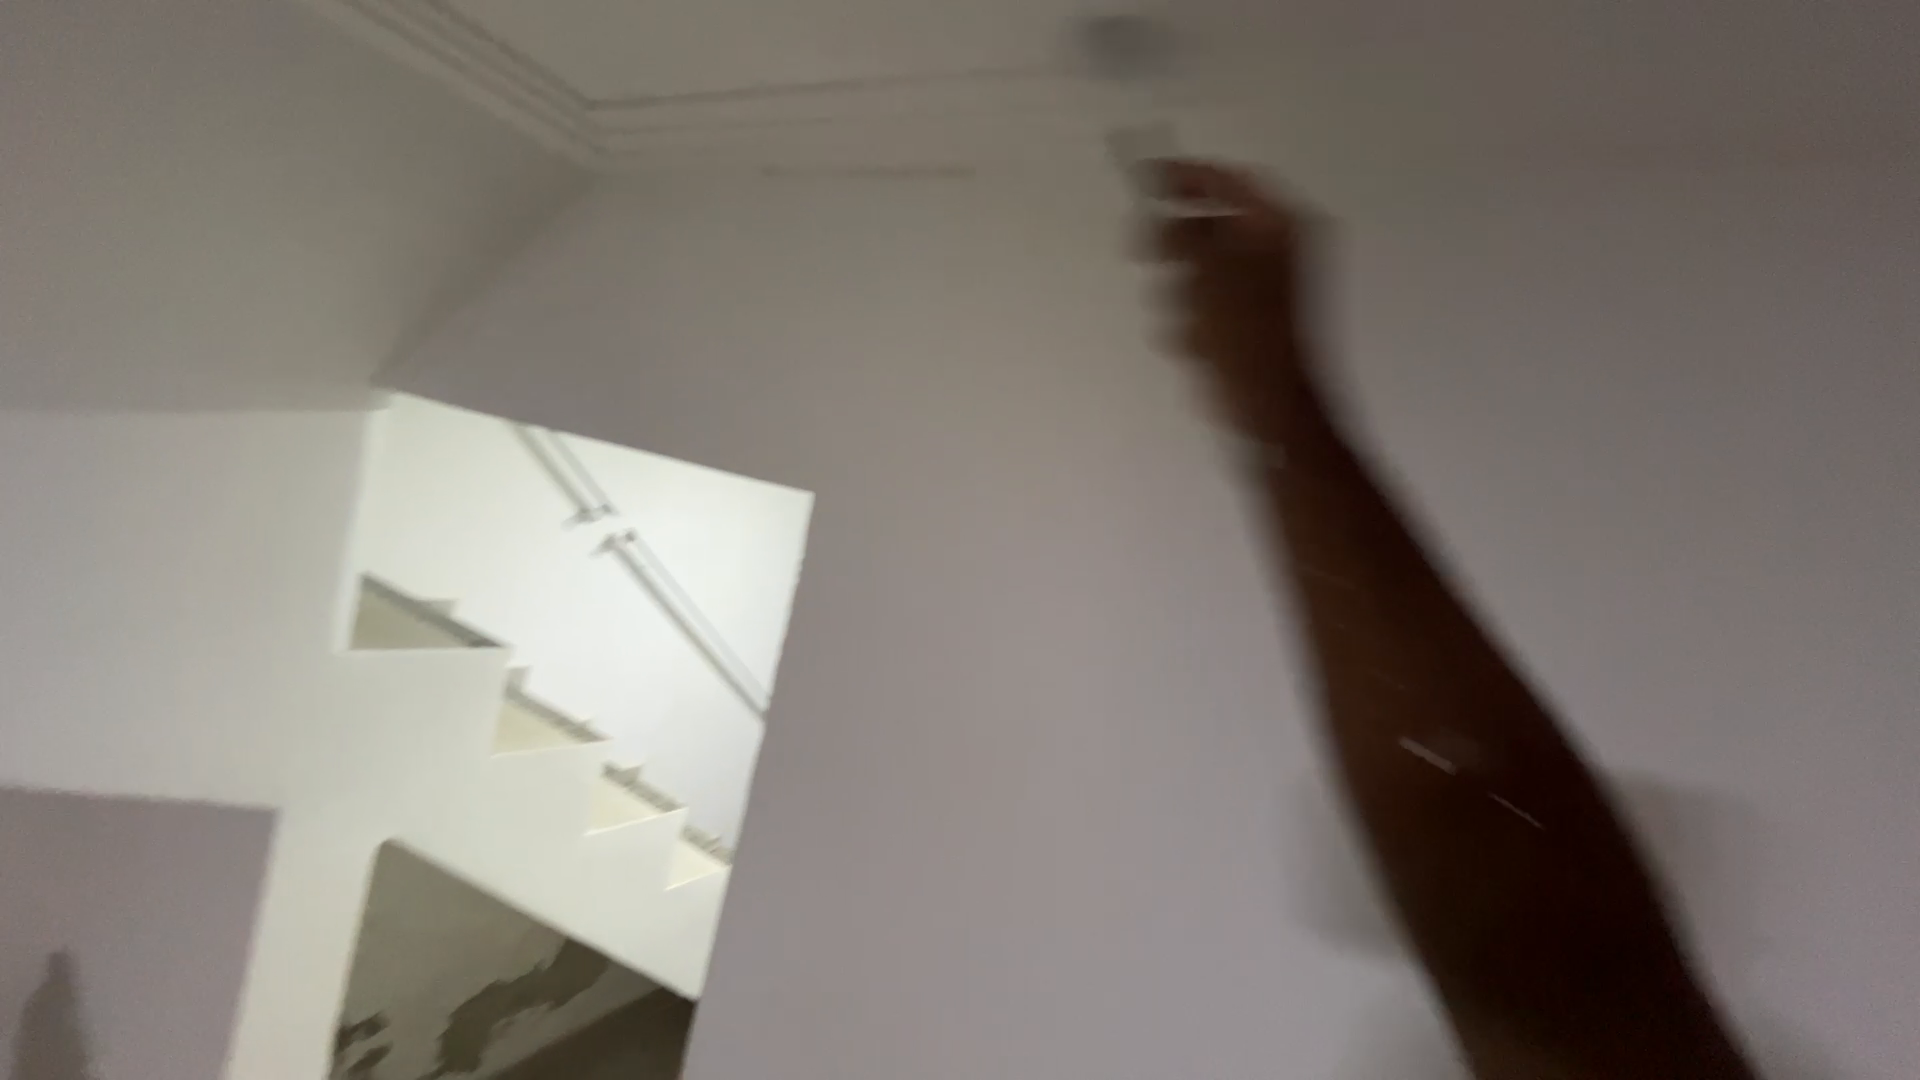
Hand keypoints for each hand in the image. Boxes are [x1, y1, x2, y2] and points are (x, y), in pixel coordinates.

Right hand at [1151, 160, 1323, 434]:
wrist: (1269, 409)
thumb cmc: (1245, 341)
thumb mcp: (1208, 277)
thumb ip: (1184, 236)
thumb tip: (1164, 212)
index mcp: (1279, 228)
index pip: (1228, 183)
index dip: (1186, 177)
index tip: (1146, 177)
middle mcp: (1276, 250)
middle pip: (1213, 227)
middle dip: (1180, 253)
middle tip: (1151, 257)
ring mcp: (1263, 287)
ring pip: (1204, 270)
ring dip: (1184, 294)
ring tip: (1190, 324)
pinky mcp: (1248, 320)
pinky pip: (1208, 303)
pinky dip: (1195, 319)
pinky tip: (1198, 343)